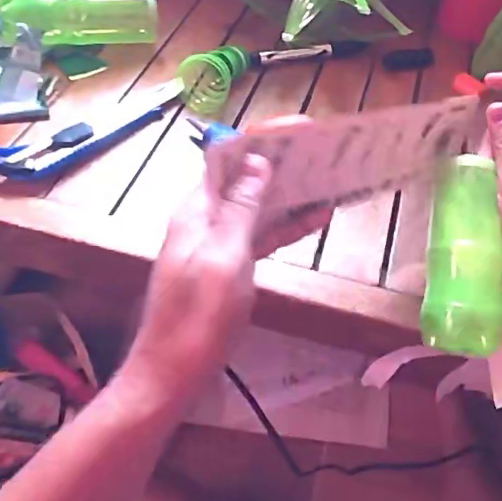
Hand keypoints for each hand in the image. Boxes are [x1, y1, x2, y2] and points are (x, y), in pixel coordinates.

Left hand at [126, 149, 328, 401]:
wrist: (171, 374)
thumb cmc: (198, 318)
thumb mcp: (224, 258)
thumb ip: (240, 210)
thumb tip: (257, 163)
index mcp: (197, 208)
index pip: (230, 156)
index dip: (265, 137)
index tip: (305, 126)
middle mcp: (204, 218)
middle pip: (246, 177)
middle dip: (283, 161)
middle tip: (326, 149)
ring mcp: (215, 243)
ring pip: (257, 206)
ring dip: (290, 192)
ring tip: (330, 176)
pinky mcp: (227, 267)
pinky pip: (259, 235)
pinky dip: (286, 226)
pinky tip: (317, 219)